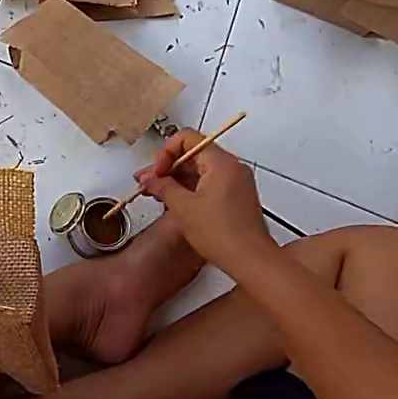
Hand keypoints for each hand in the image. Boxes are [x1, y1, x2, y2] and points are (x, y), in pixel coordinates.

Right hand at [134, 131, 272, 267]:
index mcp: (221, 163)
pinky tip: (173, 201)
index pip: (188, 139)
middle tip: (148, 181)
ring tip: (155, 192)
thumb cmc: (223, 234)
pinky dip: (189, 189)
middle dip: (167, 167)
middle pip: (192, 154)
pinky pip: (207, 183)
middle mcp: (232, 168)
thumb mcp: (183, 207)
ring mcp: (235, 183)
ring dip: (175, 179)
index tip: (156, 171)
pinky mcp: (234, 197)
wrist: (249, 259)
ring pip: (198, 170)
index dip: (166, 152)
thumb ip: (162, 186)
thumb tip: (150, 178)